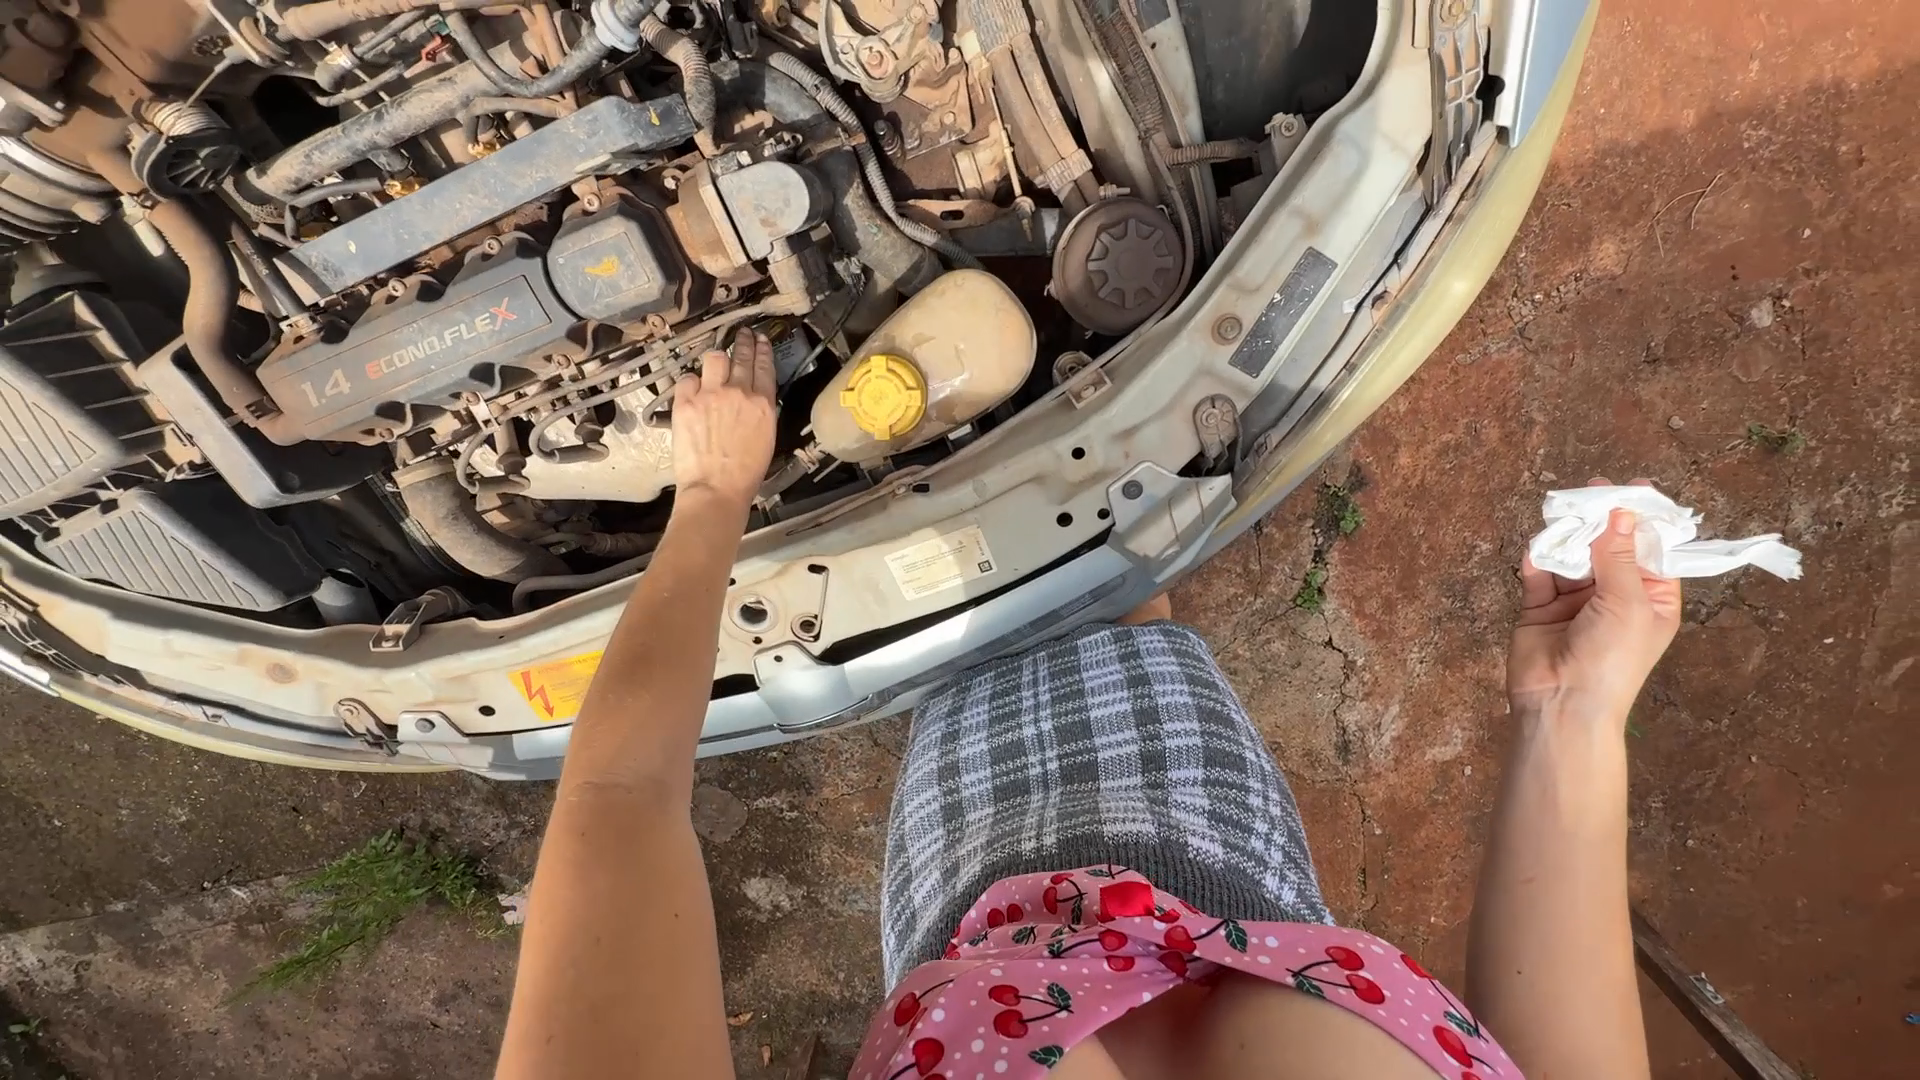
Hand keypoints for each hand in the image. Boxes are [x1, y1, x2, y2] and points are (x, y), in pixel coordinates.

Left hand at [670, 329, 776, 508]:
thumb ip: (760, 412)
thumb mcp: (767, 439)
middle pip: (740, 356)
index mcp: (763, 404)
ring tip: (715, 362)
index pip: (763, 366)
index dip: (761, 350)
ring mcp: (709, 395)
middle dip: (743, 342)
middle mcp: (738, 392)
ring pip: (714, 358)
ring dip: (716, 359)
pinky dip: (691, 382)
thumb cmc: (745, 473)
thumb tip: (753, 399)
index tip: (760, 340)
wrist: (717, 488)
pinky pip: (687, 379)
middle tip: (743, 335)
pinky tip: (693, 389)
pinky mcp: (685, 403)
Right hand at [1508, 477, 1681, 724]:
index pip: (1650, 550)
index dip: (1642, 520)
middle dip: (1600, 523)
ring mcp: (1574, 602)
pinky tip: (1536, 551)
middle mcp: (1614, 596)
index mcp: (1652, 598)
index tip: (1631, 489)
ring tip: (1559, 516)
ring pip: (1571, 558)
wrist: (1562, 699)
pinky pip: (1538, 577)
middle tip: (1589, 491)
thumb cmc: (1611, 657)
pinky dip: (1537, 562)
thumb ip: (1618, 557)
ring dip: (1566, 539)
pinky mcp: (1539, 608)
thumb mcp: (1627, 603)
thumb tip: (1621, 514)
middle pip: (1607, 548)